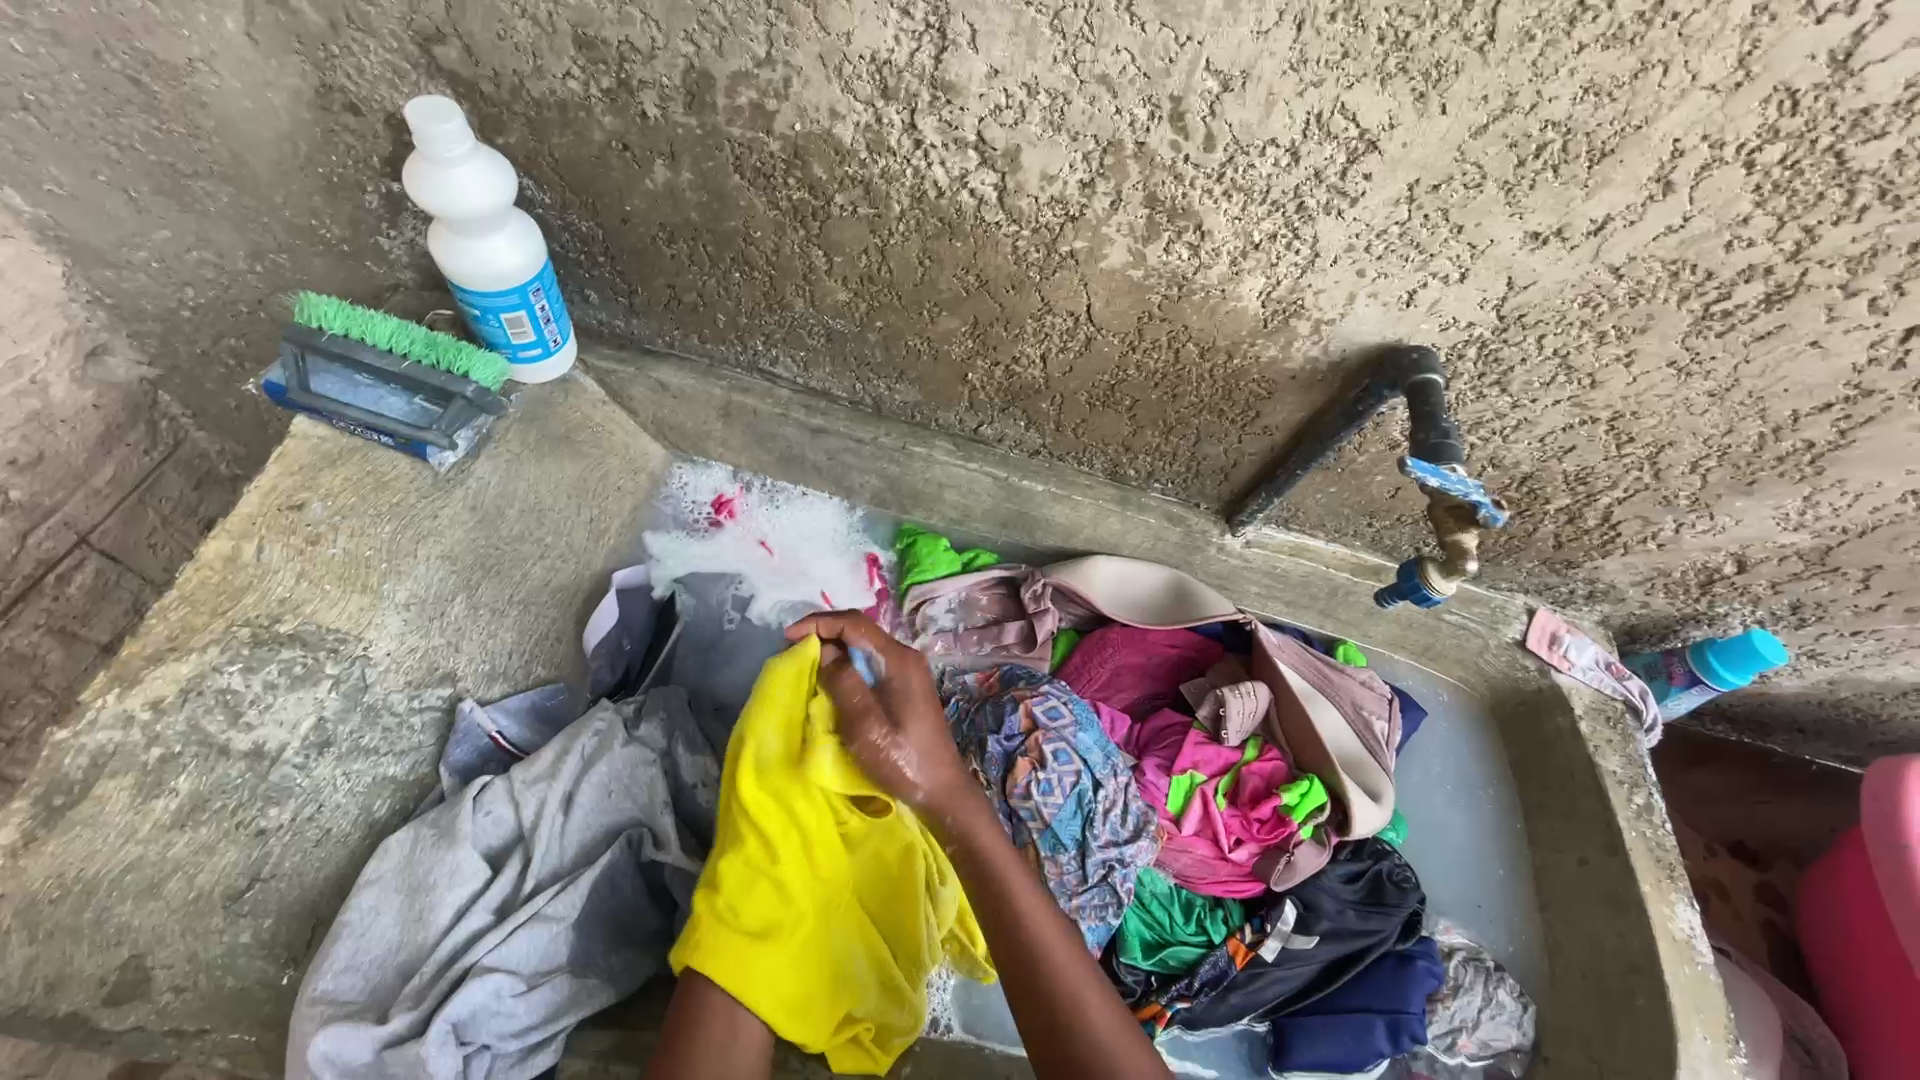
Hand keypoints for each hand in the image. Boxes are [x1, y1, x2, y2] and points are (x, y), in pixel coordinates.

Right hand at [785, 611, 975, 814]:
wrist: (941, 788)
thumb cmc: (903, 760)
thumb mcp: (866, 726)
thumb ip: (844, 684)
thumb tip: (825, 651)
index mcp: (898, 660)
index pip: (854, 624)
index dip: (819, 623)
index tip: (788, 637)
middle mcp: (905, 657)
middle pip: (859, 631)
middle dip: (824, 634)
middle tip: (793, 651)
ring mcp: (907, 671)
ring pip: (864, 647)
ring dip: (834, 650)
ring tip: (806, 664)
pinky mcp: (905, 685)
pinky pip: (870, 663)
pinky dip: (847, 665)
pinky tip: (831, 681)